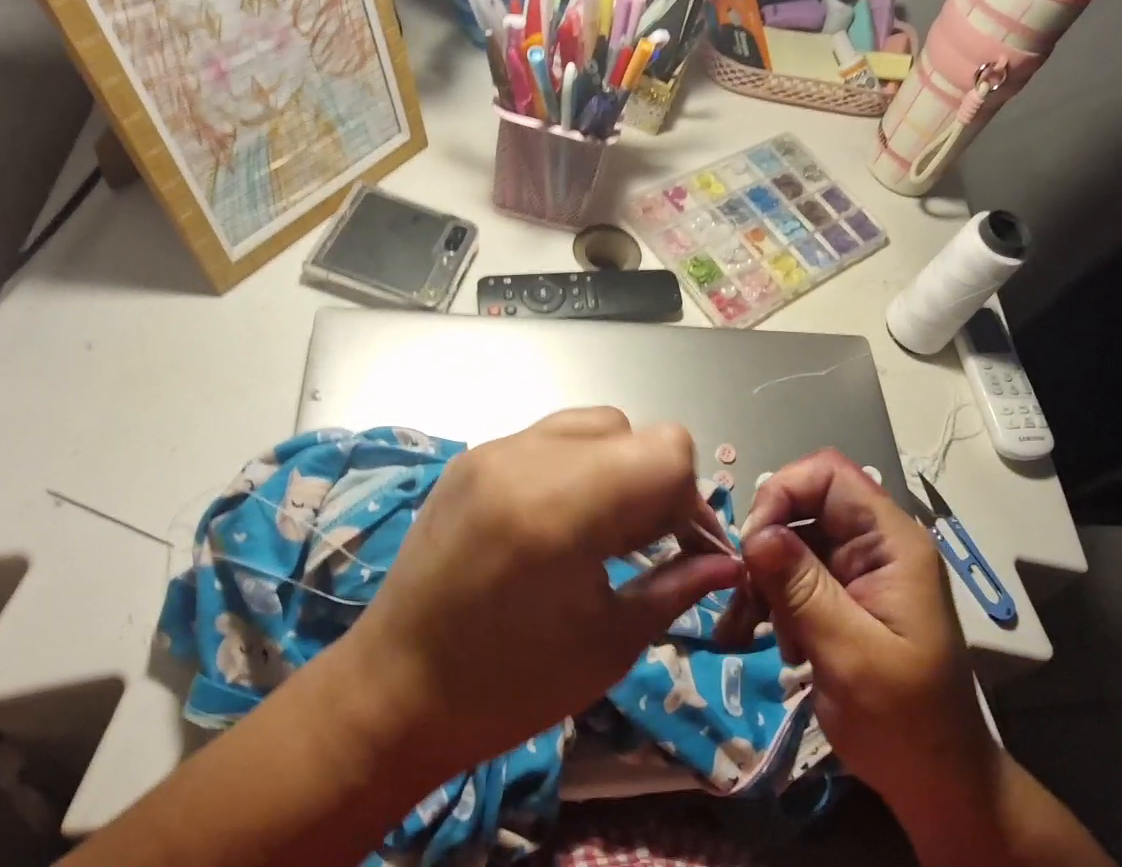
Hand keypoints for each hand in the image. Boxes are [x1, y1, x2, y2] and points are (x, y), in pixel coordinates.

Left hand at [341, 408, 742, 776]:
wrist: (392, 696)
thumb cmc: (508, 688)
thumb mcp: (610, 644)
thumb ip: (677, 587)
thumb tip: (729, 562)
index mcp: (560, 508)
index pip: (667, 450)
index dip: (691, 499)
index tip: (685, 549)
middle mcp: (525, 459)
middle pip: (634, 432)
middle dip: (657, 483)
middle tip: (646, 545)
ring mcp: (492, 453)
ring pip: (593, 425)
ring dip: (618, 467)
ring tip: (604, 530)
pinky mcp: (470, 460)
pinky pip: (550, 438)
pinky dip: (577, 467)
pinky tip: (563, 523)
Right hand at [714, 450, 997, 808]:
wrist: (936, 781)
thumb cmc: (905, 721)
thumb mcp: (851, 654)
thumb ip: (804, 589)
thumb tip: (755, 532)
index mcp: (893, 543)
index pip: (830, 475)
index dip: (783, 492)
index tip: (751, 545)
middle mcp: (875, 546)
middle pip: (804, 507)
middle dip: (764, 546)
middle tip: (740, 596)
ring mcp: (859, 573)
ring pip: (792, 544)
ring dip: (761, 581)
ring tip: (741, 629)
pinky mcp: (843, 601)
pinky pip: (794, 580)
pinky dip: (770, 603)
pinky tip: (758, 640)